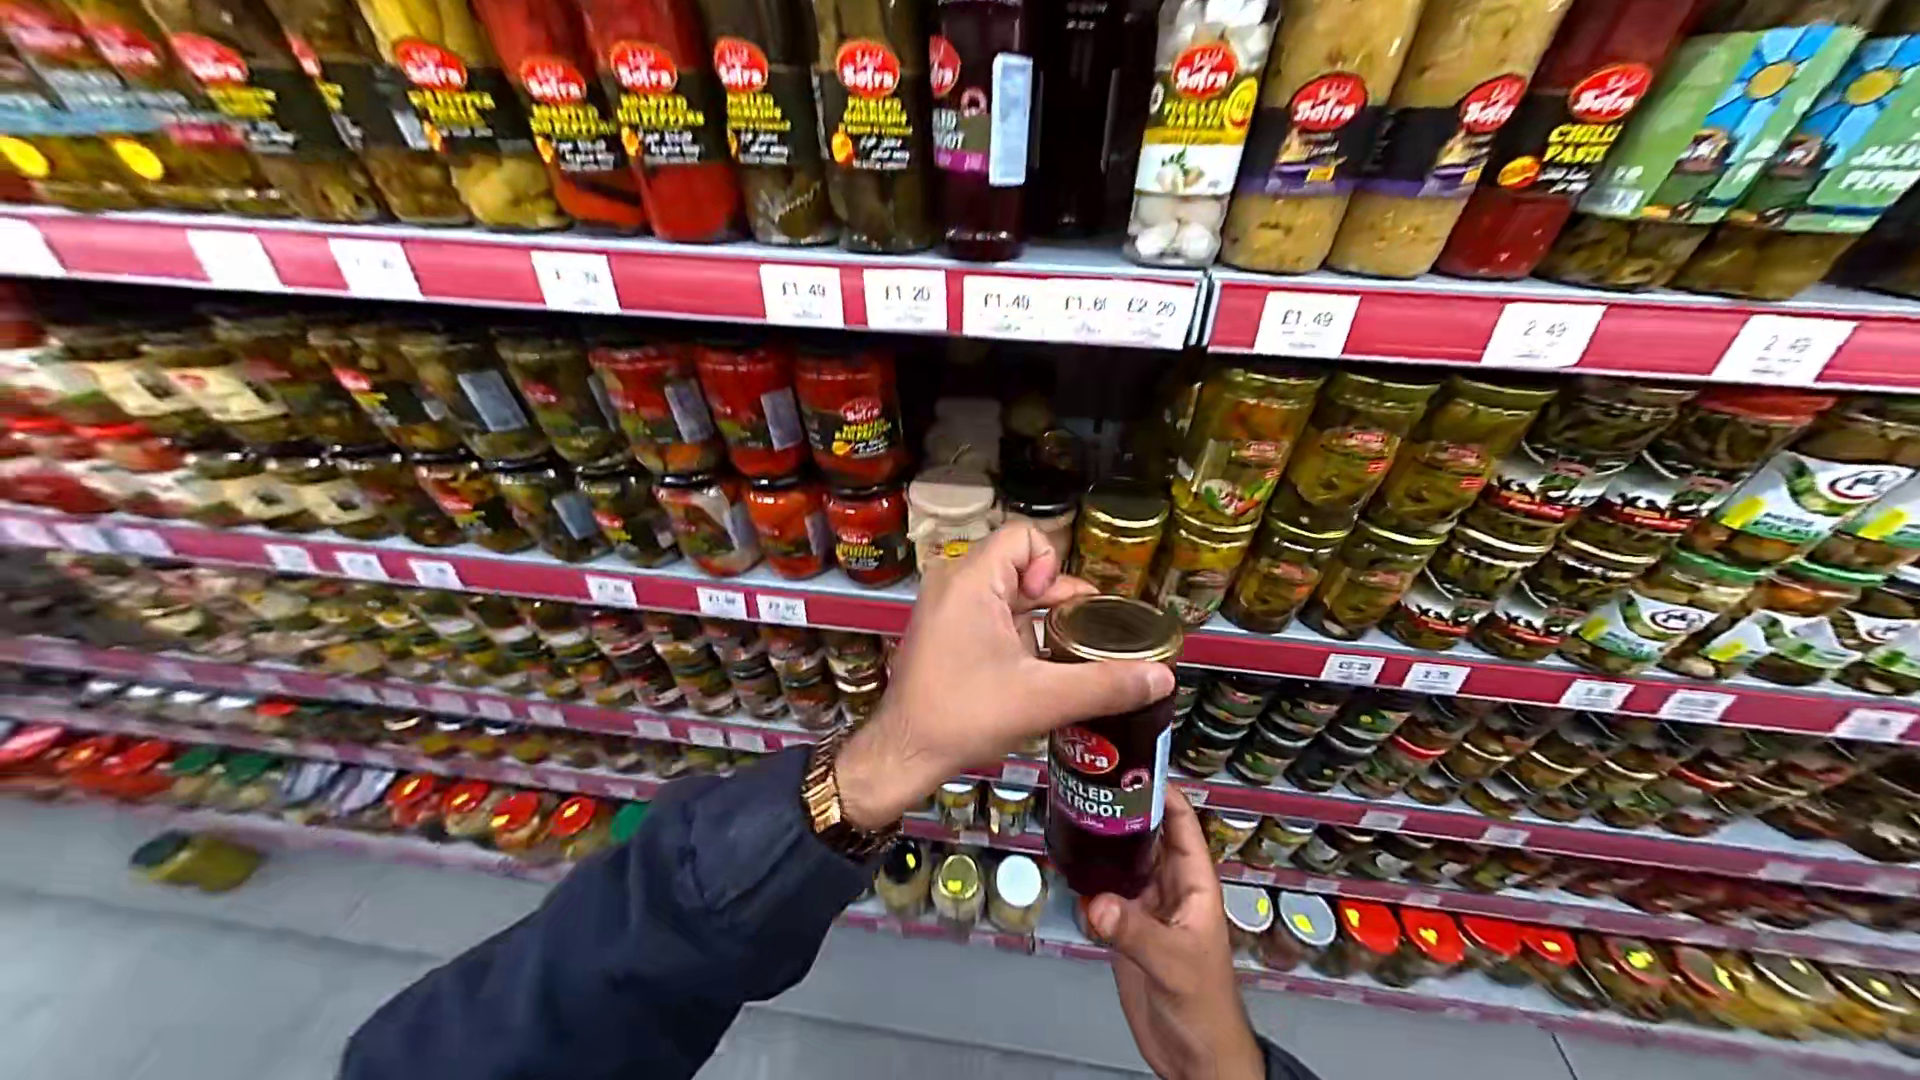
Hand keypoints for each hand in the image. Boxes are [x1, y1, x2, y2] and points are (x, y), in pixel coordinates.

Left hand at [835, 522, 1174, 828]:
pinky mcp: (945, 626)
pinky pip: (990, 609)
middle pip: (1019, 562)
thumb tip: (1164, 677)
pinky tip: (1038, 662)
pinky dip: (1018, 627)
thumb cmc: (966, 715)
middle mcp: (953, 581)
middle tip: (1081, 631)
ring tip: (1067, 648)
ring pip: (1006, 588)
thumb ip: (1105, 684)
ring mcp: (946, 604)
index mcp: (970, 580)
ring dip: (1039, 613)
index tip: (1056, 608)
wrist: (905, 751)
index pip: (1024, 537)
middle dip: (1056, 593)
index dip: (1052, 565)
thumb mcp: (1042, 699)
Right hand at [1088, 788, 1263, 1079]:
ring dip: (1101, 840)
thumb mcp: (1174, 963)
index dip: (1161, 791)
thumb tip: (1096, 902)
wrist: (1193, 1058)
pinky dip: (1086, 876)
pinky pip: (1103, 889)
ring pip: (1122, 858)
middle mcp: (1168, 884)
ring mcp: (1145, 903)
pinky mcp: (1124, 924)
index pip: (1181, 823)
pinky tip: (1065, 860)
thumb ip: (1135, 931)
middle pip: (1146, 834)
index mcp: (1194, 882)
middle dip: (1121, 809)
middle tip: (1088, 783)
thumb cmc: (1203, 1005)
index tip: (1130, 765)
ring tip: (1071, 812)